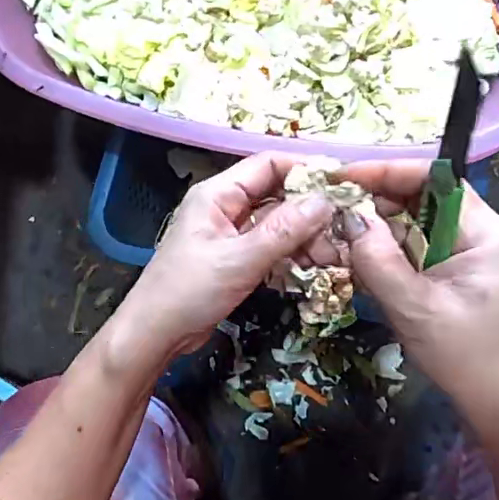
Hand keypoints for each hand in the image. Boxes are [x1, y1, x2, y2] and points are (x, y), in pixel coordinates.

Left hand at [108, 152, 335, 365]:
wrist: (156, 334)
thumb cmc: (189, 291)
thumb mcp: (240, 259)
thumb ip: (284, 230)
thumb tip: (326, 200)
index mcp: (218, 193)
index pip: (268, 165)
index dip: (305, 170)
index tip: (342, 187)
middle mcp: (225, 207)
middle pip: (277, 195)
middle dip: (310, 212)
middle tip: (340, 235)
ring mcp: (231, 234)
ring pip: (278, 224)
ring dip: (305, 238)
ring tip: (329, 260)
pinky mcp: (236, 259)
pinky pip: (271, 247)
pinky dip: (291, 256)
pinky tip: (311, 270)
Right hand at [340, 160, 498, 416]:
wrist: (495, 404)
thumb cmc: (465, 354)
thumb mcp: (415, 305)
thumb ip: (378, 258)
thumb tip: (348, 216)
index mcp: (484, 231)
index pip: (435, 178)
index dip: (388, 171)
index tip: (343, 177)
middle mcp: (476, 232)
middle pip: (420, 197)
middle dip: (374, 199)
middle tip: (329, 206)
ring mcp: (462, 253)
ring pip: (410, 222)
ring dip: (373, 225)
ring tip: (333, 228)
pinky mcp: (447, 273)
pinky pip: (410, 247)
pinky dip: (381, 248)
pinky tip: (352, 254)